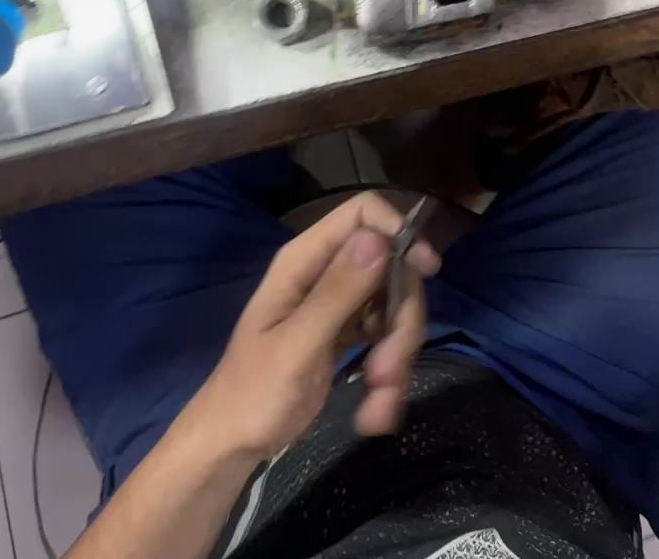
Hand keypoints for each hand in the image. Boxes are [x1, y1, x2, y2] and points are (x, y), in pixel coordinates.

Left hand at [180, 193, 440, 463]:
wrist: (231, 445)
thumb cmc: (252, 395)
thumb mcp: (296, 347)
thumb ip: (337, 292)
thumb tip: (380, 239)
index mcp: (304, 261)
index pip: (363, 213)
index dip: (399, 230)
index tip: (426, 270)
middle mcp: (325, 271)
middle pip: (393, 266)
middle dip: (403, 318)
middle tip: (389, 372)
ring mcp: (339, 301)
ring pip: (396, 304)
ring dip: (398, 354)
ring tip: (378, 404)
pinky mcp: (349, 330)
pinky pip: (388, 333)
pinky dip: (391, 369)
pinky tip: (375, 407)